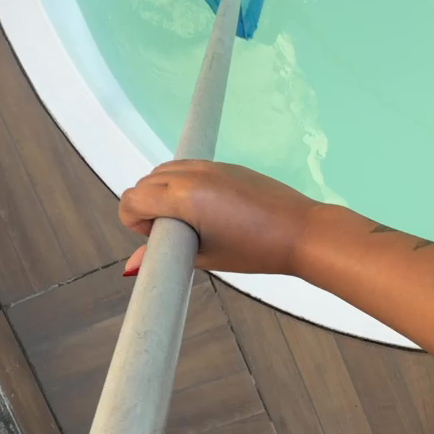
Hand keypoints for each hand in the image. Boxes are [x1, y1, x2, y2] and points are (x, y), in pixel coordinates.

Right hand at [117, 160, 322, 274]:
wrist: (301, 232)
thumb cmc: (257, 250)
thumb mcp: (207, 257)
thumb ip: (165, 256)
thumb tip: (132, 267)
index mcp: (183, 198)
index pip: (132, 199)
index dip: (133, 222)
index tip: (155, 238)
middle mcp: (192, 175)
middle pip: (145, 182)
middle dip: (147, 207)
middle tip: (175, 234)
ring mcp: (211, 166)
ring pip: (165, 171)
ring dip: (164, 192)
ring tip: (191, 221)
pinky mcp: (227, 165)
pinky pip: (190, 168)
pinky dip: (184, 184)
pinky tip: (207, 209)